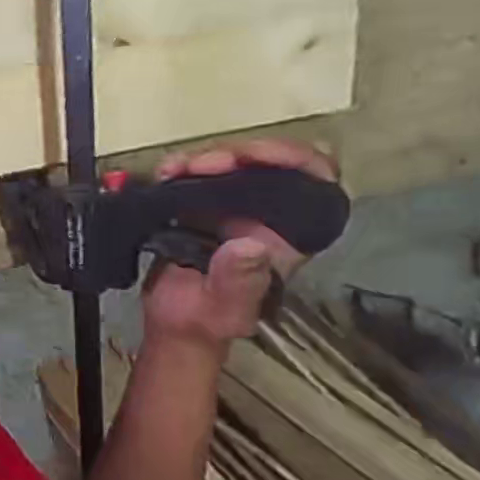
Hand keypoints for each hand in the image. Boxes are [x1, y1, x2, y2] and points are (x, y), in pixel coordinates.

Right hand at [141, 139, 338, 353]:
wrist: (175, 324)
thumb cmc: (209, 320)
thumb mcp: (227, 307)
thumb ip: (239, 279)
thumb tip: (249, 245)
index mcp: (287, 233)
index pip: (313, 181)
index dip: (294, 159)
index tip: (257, 156)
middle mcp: (265, 214)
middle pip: (267, 164)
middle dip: (237, 154)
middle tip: (206, 165)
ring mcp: (232, 208)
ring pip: (231, 164)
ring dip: (204, 158)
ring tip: (177, 170)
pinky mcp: (199, 206)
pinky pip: (196, 175)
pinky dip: (180, 167)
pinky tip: (165, 173)